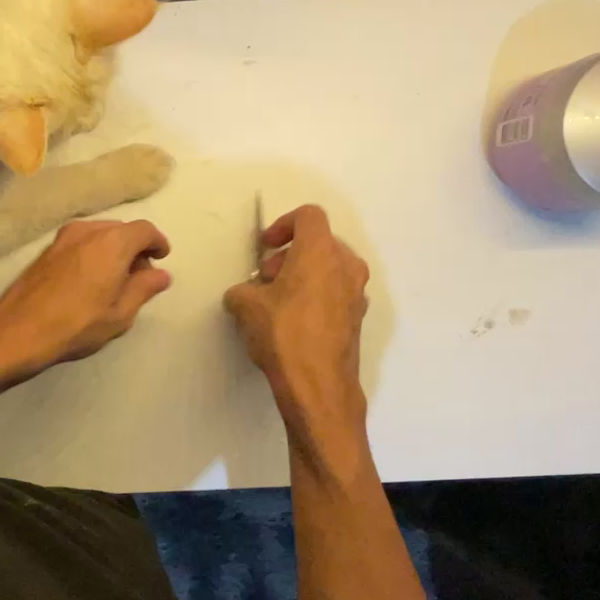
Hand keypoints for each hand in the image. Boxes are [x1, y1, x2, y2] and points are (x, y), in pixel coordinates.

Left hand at [0, 220, 172, 382]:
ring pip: (98, 236)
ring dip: (112, 251)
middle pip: (120, 230)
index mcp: (111, 242)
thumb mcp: (119, 314)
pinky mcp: (44, 252)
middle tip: (139, 277)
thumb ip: (144, 288)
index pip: (144, 230)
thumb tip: (160, 274)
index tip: (161, 259)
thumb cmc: (75, 326)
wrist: (16, 332)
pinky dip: (92, 255)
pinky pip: (79, 244)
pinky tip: (89, 282)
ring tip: (114, 283)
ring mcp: (61, 239)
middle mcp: (86, 231)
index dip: (157, 243)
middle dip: (134, 249)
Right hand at [223, 205, 369, 439]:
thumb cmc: (282, 334)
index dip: (283, 224)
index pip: (308, 216)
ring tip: (276, 301)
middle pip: (320, 242)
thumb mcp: (245, 307)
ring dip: (302, 275)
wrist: (317, 383)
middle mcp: (346, 266)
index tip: (265, 247)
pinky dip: (315, 295)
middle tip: (265, 278)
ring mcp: (357, 292)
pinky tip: (293, 321)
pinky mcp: (357, 317)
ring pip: (329, 268)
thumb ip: (242, 291)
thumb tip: (244, 294)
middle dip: (289, 254)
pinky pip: (335, 292)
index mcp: (320, 252)